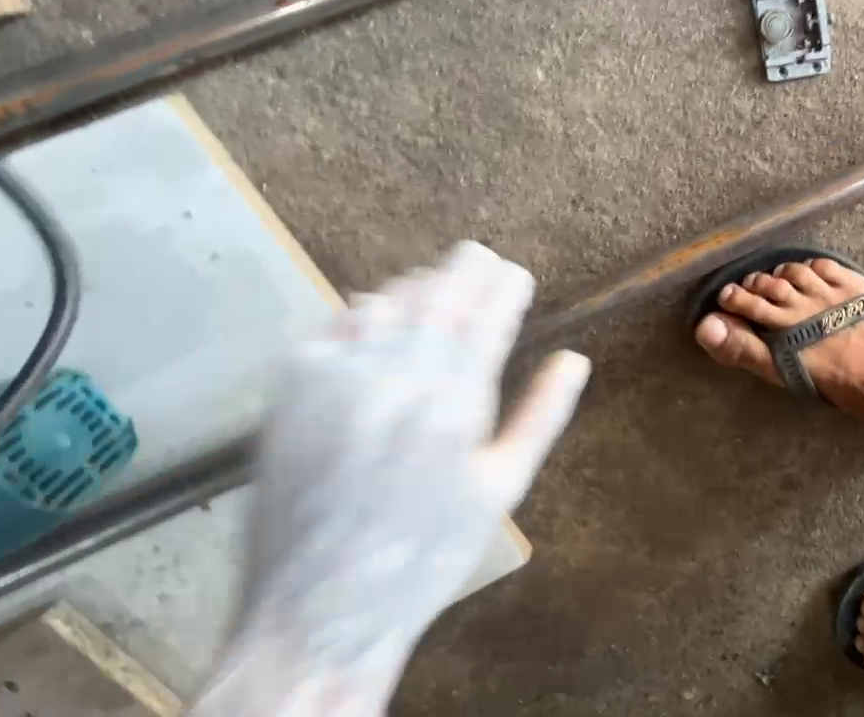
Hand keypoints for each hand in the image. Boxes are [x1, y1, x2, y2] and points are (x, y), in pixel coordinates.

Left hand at [193, 242, 589, 716]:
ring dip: (412, 287)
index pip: (487, 322)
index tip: (517, 272)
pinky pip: (324, 336)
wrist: (321, 610)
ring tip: (433, 278)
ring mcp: (336, 392)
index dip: (504, 289)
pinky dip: (352, 313)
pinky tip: (368, 309)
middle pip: (436, 304)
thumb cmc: (431, 550)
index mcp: (456, 407)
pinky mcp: (289, 405)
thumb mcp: (505, 485)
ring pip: (381, 310)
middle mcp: (396, 386)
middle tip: (479, 253)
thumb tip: (575, 359)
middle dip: (462, 271)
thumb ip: (542, 415)